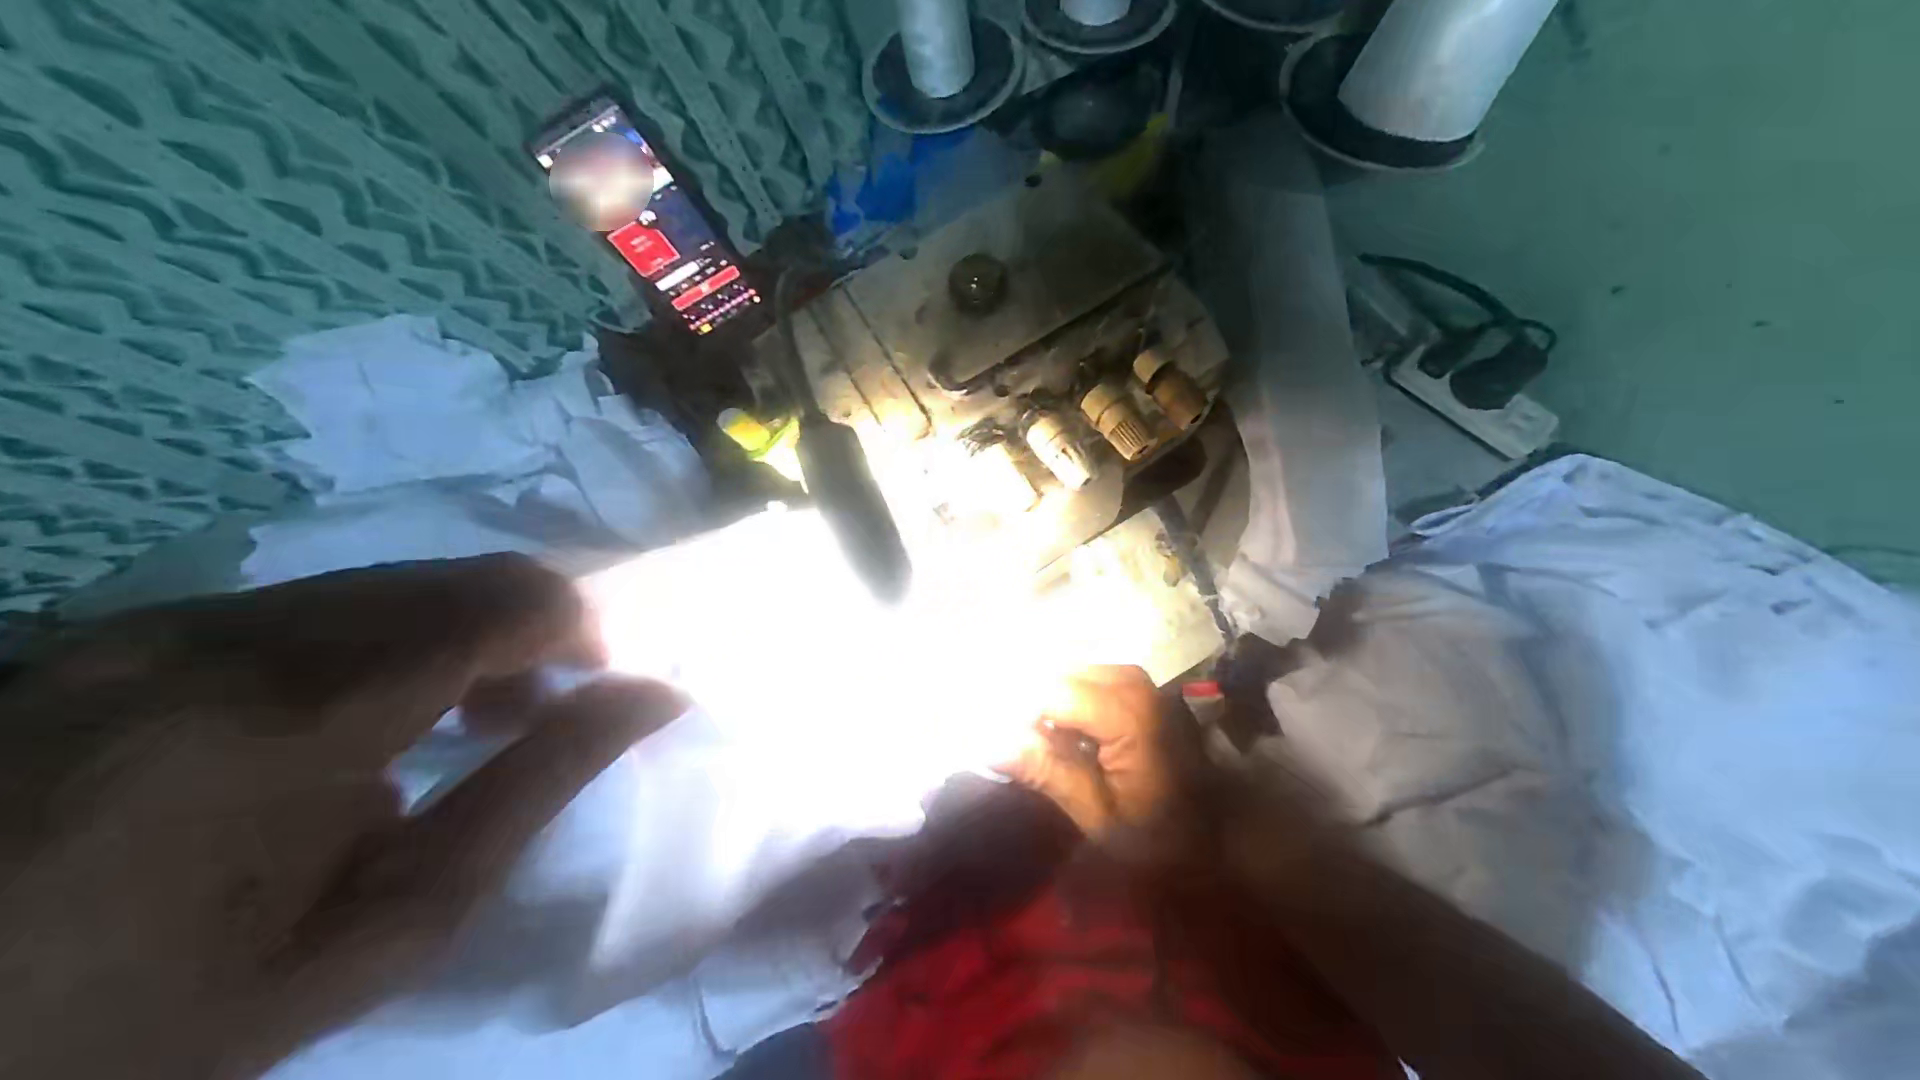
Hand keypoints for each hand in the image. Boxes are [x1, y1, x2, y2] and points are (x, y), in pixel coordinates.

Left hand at [0, 555, 681, 1079]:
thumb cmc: (176, 1003)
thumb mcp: (391, 921)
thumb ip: (537, 786)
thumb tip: (652, 697)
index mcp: (308, 709)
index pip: (502, 600)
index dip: (578, 622)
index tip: (599, 680)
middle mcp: (236, 632)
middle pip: (453, 577)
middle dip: (527, 626)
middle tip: (533, 709)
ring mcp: (165, 620)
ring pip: (386, 580)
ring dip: (456, 629)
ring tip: (453, 714)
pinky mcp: (122, 627)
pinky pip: (311, 598)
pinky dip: (380, 634)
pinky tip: (353, 710)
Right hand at [1005, 666, 1204, 843]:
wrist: (1216, 840)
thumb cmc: (1158, 837)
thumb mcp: (1097, 815)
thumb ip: (1047, 772)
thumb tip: (990, 744)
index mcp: (1130, 715)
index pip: (1053, 692)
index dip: (1015, 712)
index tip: (991, 738)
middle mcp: (1136, 685)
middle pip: (1061, 674)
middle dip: (1029, 702)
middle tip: (1008, 739)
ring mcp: (1140, 683)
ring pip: (1073, 671)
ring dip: (1048, 699)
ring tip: (1032, 736)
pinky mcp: (1140, 690)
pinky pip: (1090, 678)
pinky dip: (1067, 698)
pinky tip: (1059, 729)